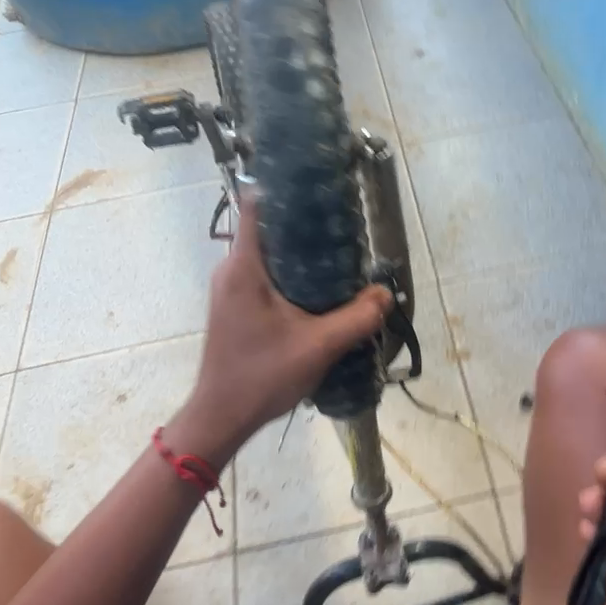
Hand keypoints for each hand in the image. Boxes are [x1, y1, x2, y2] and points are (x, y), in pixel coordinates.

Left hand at [168, 196, 390, 463]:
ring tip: (336, 254)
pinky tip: (317, 287)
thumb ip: (357, 318)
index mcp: (243, 266)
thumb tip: (385, 293)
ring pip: (266, 253)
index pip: (255, 206)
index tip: (318, 187)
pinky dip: (289, 272)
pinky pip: (263, 273)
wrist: (220, 417)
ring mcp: (229, 289)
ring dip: (297, 251)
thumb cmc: (262, 375)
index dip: (284, 188)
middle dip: (302, 223)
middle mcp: (231, 269)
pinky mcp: (233, 306)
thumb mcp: (318, 346)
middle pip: (266, 227)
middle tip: (341, 224)